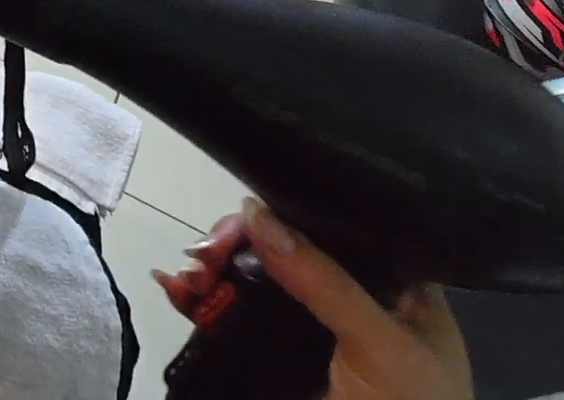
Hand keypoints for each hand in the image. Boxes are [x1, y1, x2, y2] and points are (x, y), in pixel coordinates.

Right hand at [155, 199, 471, 399]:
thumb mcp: (382, 347)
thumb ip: (323, 280)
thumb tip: (252, 211)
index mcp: (391, 294)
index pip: (332, 231)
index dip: (285, 216)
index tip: (245, 217)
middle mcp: (342, 302)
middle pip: (275, 249)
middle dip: (232, 243)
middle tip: (207, 252)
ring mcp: (299, 328)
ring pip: (242, 276)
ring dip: (207, 267)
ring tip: (189, 277)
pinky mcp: (263, 352)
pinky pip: (221, 310)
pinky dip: (192, 294)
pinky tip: (172, 287)